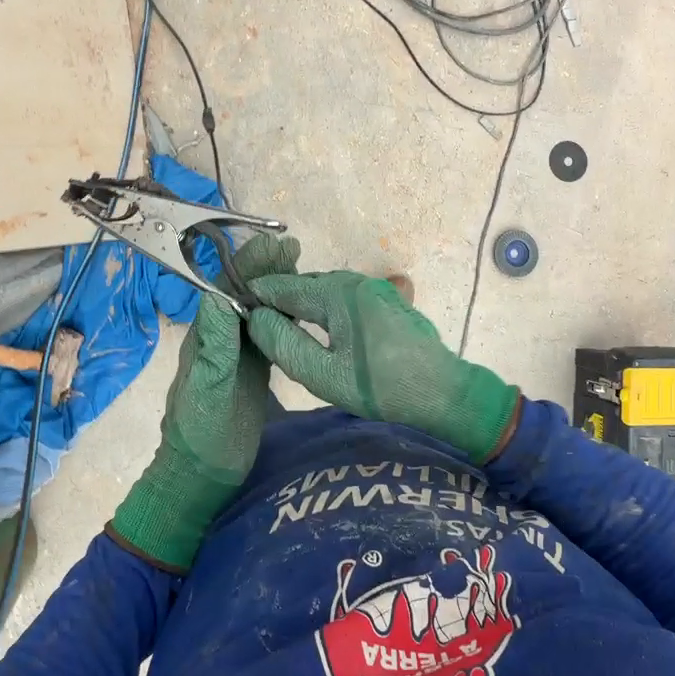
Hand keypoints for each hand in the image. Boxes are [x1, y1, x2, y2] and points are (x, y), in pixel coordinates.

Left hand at [107, 233, 300, 571]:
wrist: (203, 472)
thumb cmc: (201, 428)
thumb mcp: (208, 386)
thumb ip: (216, 344)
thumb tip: (218, 294)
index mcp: (208, 335)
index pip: (228, 289)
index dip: (249, 265)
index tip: (275, 243)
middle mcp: (224, 338)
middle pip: (247, 294)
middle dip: (268, 269)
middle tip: (295, 248)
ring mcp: (241, 354)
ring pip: (261, 312)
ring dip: (279, 289)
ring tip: (304, 268)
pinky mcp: (257, 371)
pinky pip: (273, 336)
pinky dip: (287, 317)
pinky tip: (304, 310)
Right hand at [245, 271, 518, 462]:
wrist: (444, 393)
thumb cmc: (381, 387)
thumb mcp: (322, 374)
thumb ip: (283, 343)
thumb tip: (255, 318)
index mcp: (336, 292)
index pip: (280, 286)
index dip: (253, 297)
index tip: (231, 312)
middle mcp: (354, 281)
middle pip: (302, 285)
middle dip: (276, 301)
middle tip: (252, 327)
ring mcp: (374, 289)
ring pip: (323, 291)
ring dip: (300, 306)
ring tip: (279, 330)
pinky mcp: (386, 302)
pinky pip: (342, 299)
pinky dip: (322, 310)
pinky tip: (316, 331)